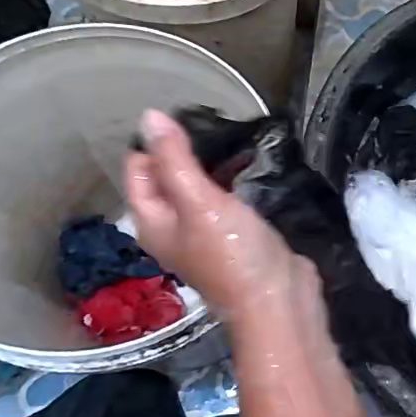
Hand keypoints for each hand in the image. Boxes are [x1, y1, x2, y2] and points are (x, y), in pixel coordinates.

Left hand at [124, 109, 308, 318]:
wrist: (277, 300)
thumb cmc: (233, 253)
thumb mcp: (199, 201)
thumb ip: (174, 159)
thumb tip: (149, 116)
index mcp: (152, 221)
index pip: (138, 169)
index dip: (156, 144)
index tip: (187, 125)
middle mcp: (171, 228)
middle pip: (166, 177)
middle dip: (183, 152)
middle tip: (212, 129)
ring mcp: (202, 233)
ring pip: (195, 187)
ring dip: (208, 165)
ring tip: (230, 141)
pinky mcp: (231, 236)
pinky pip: (221, 199)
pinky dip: (228, 181)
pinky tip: (246, 167)